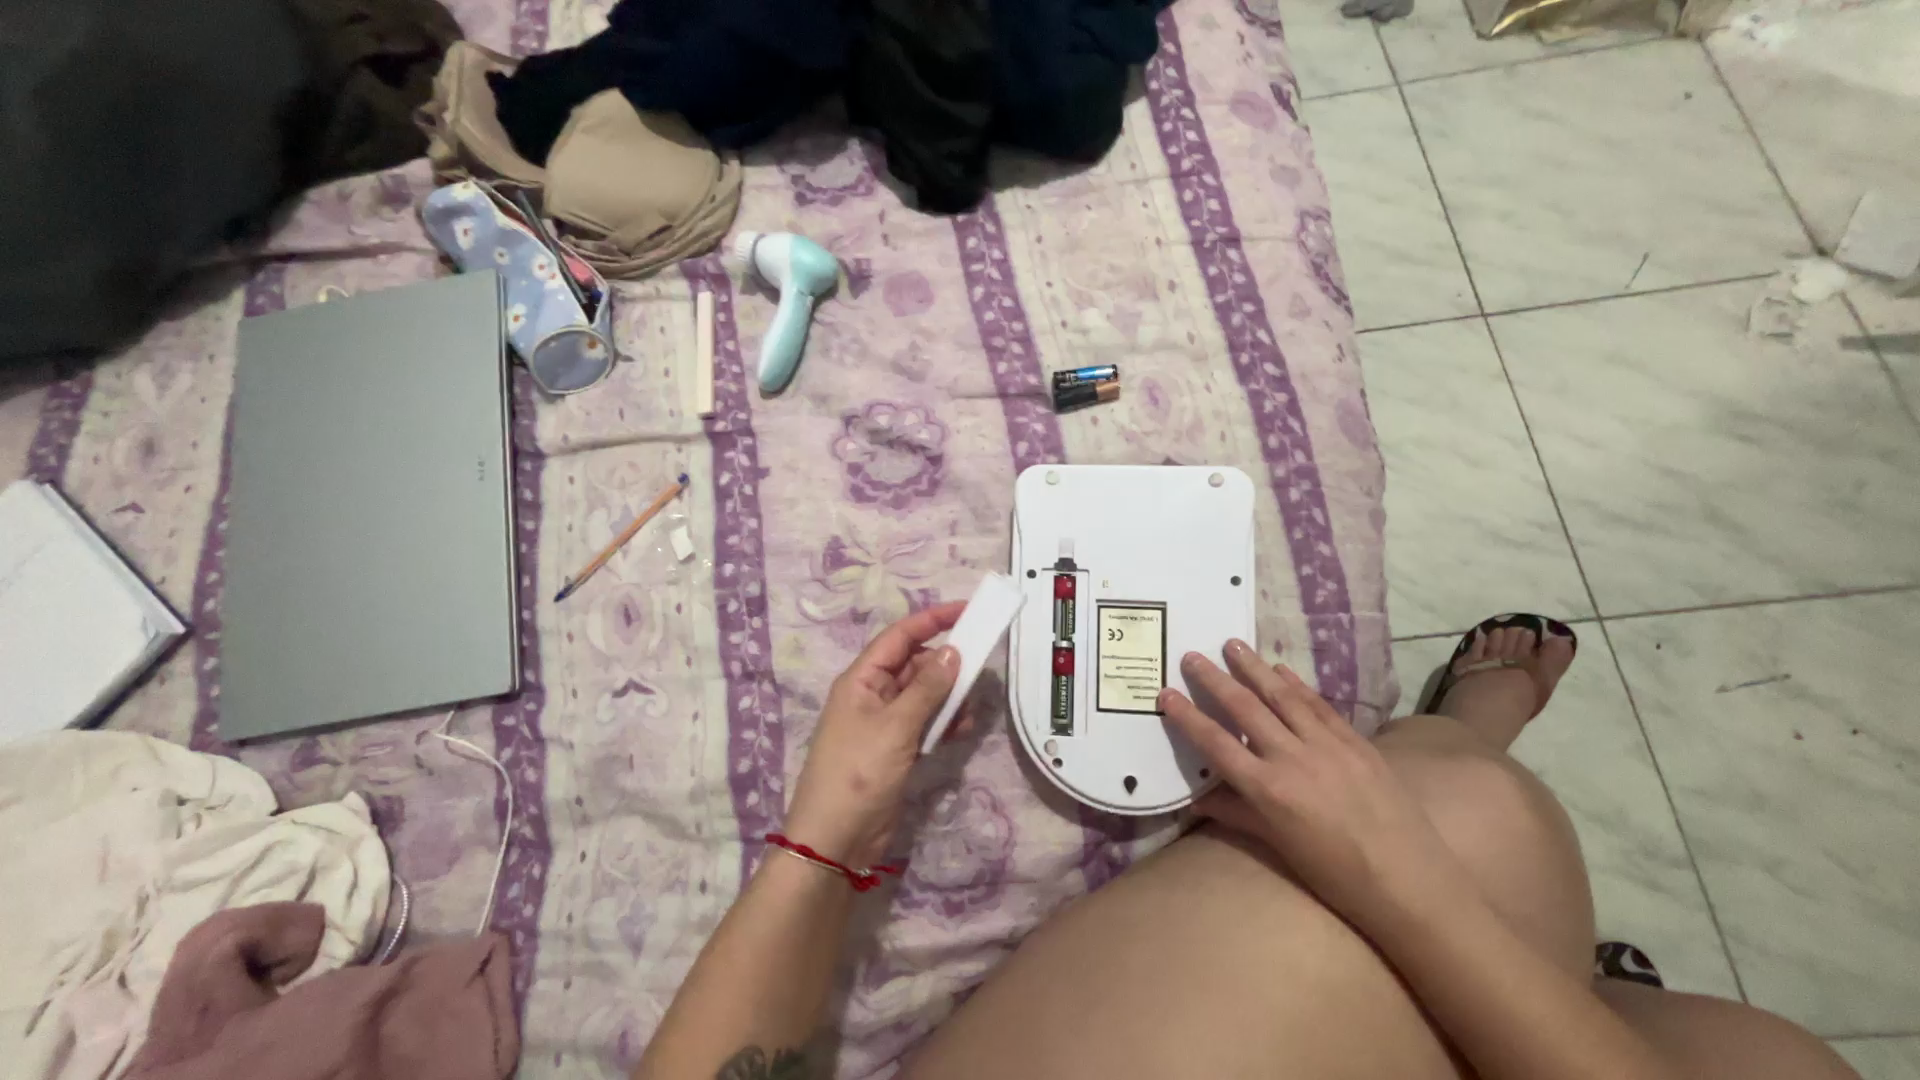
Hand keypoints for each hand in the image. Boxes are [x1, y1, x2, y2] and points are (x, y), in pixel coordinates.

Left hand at [782, 602, 965, 867]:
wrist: (835, 841)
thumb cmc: (858, 774)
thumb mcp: (895, 727)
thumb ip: (926, 689)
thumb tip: (952, 651)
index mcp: (861, 680)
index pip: (899, 637)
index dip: (932, 620)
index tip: (967, 610)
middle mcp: (871, 696)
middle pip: (914, 664)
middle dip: (945, 663)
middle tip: (980, 666)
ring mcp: (883, 724)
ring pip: (923, 695)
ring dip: (948, 696)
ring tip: (972, 705)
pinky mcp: (895, 750)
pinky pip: (924, 723)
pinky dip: (943, 722)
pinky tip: (961, 728)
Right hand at [1159, 640, 1468, 929]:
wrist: (1410, 883)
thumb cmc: (1335, 875)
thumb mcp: (1279, 847)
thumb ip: (1237, 815)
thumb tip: (1197, 800)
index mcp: (1268, 789)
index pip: (1217, 744)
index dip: (1187, 717)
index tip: (1166, 693)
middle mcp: (1293, 759)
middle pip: (1245, 709)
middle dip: (1215, 679)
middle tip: (1192, 655)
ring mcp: (1328, 746)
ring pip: (1283, 696)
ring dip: (1254, 668)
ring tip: (1233, 645)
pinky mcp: (1357, 743)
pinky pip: (1319, 705)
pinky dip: (1297, 684)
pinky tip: (1281, 670)